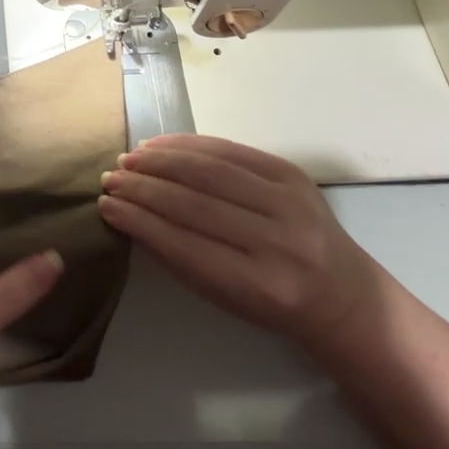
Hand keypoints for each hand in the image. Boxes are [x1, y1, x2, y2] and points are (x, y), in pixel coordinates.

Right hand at [99, 136, 382, 349]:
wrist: (342, 294)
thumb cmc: (270, 303)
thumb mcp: (221, 295)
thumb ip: (177, 256)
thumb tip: (128, 213)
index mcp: (258, 285)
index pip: (183, 244)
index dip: (138, 221)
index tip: (105, 206)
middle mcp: (278, 242)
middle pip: (195, 202)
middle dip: (143, 187)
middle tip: (110, 179)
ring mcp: (290, 203)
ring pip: (210, 171)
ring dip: (160, 161)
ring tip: (128, 160)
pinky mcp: (293, 174)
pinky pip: (232, 150)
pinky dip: (189, 144)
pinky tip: (160, 146)